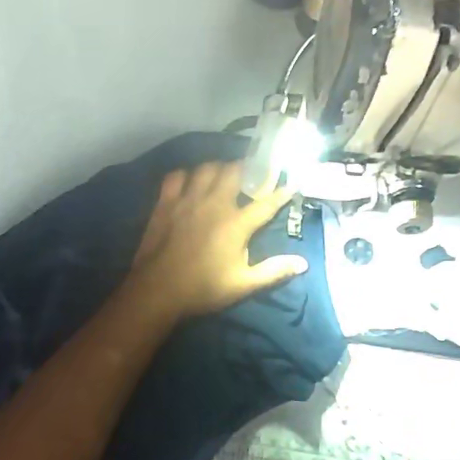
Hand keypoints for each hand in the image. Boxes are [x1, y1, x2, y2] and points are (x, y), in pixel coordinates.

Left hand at [124, 162, 307, 319]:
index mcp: (236, 224)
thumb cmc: (203, 289)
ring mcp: (187, 200)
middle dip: (248, 169)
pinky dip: (185, 175)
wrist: (157, 291)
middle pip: (235, 172)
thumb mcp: (243, 285)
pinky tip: (189, 182)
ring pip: (206, 169)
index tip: (293, 183)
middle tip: (253, 175)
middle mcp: (214, 204)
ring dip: (218, 168)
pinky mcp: (165, 203)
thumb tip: (303, 263)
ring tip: (223, 175)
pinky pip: (176, 177)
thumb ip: (273, 271)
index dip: (282, 192)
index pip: (266, 202)